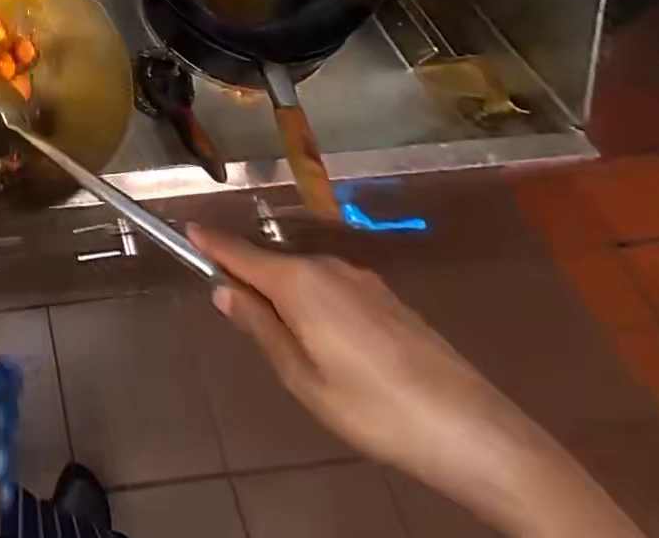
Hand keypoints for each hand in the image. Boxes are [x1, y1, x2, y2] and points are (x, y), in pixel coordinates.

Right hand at [188, 225, 640, 537]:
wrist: (472, 429)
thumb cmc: (372, 408)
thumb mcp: (301, 378)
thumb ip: (259, 327)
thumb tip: (224, 291)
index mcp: (299, 283)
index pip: (240, 252)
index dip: (210, 242)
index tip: (186, 229)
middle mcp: (328, 267)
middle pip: (272, 263)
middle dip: (249, 278)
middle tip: (238, 315)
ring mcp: (362, 279)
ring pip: (304, 277)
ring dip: (284, 294)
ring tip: (289, 344)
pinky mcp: (386, 296)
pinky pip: (332, 287)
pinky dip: (314, 301)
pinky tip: (332, 344)